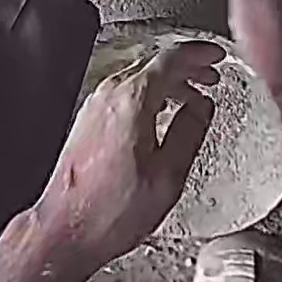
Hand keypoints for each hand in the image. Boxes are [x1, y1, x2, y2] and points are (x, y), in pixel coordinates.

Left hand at [34, 40, 223, 267]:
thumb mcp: (168, 176)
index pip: (171, 59)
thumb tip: (202, 107)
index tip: (216, 55)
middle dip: (187, 66)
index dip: (199, 53)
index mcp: (132, 100)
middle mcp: (111, 93)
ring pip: (141, 75)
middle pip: (155, 63)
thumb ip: (190, 132)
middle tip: (210, 76)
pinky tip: (162, 110)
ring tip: (192, 96)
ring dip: (170, 80)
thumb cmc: (111, 210)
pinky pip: (127, 90)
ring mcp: (97, 103)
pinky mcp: (90, 116)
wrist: (66, 228)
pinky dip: (151, 91)